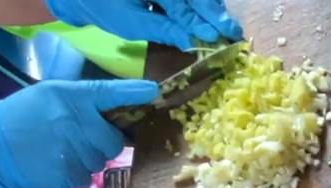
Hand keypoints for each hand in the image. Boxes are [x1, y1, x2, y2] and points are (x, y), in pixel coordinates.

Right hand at [0, 80, 155, 187]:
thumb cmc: (19, 123)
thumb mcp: (43, 100)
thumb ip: (75, 105)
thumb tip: (110, 117)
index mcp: (65, 96)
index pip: (105, 93)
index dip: (131, 93)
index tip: (153, 92)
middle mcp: (73, 120)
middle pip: (113, 140)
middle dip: (104, 143)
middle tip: (80, 140)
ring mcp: (74, 149)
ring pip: (102, 160)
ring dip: (88, 159)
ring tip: (60, 151)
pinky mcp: (72, 173)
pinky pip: (89, 176)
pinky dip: (77, 173)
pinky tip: (56, 164)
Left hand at [45, 0, 241, 46]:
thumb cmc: (99, 4)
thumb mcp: (131, 21)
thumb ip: (165, 28)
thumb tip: (196, 40)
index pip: (183, 0)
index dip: (205, 18)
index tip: (224, 35)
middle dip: (211, 9)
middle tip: (231, 31)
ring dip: (205, 6)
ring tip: (221, 24)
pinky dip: (193, 3)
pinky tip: (204, 16)